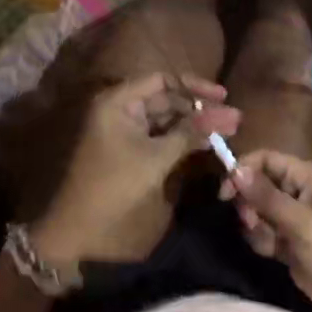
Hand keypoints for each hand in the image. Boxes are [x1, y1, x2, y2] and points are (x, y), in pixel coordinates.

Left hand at [33, 74, 240, 270]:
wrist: (78, 231)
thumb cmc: (115, 186)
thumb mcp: (157, 157)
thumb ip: (192, 133)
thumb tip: (231, 115)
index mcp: (119, 102)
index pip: (163, 80)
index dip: (194, 86)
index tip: (223, 97)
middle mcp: (120, 110)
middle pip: (167, 99)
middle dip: (199, 109)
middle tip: (233, 120)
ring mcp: (124, 132)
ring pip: (166, 120)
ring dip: (194, 126)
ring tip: (226, 132)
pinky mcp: (130, 153)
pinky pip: (161, 138)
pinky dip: (182, 140)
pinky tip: (206, 145)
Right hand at [222, 150, 311, 311]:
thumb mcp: (299, 221)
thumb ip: (265, 196)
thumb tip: (235, 170)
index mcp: (305, 175)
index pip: (265, 159)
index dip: (243, 171)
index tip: (224, 194)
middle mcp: (296, 189)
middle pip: (256, 184)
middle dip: (249, 205)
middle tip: (252, 222)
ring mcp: (290, 214)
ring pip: (255, 210)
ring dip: (256, 227)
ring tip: (272, 243)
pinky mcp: (284, 237)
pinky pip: (260, 231)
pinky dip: (262, 241)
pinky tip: (275, 253)